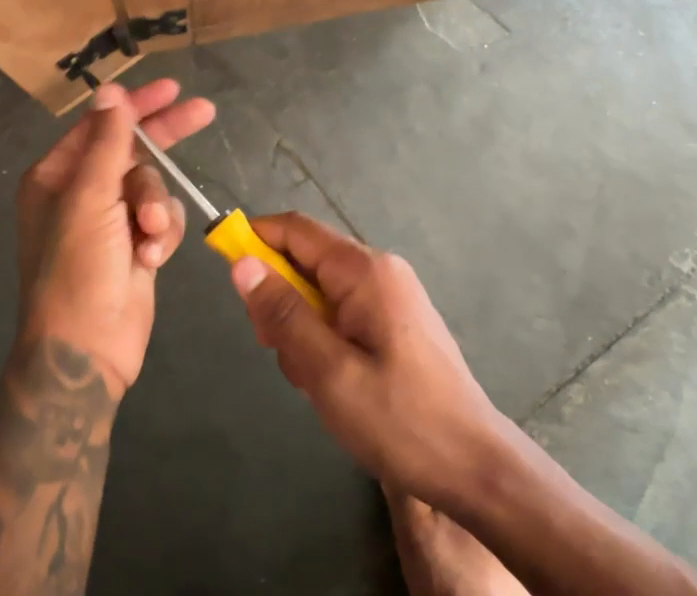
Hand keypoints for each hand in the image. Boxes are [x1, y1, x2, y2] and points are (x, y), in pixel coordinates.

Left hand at [16, 79, 215, 390]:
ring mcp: (111, 222)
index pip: (101, 126)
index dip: (136, 105)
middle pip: (133, 152)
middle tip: (204, 112)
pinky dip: (163, 238)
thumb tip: (110, 92)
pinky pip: (164, 222)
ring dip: (158, 211)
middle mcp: (82, 194)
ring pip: (154, 189)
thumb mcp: (89, 200)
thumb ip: (106, 143)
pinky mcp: (137, 247)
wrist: (86, 350)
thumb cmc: (76, 270)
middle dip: (164, 141)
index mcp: (57, 177)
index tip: (173, 88)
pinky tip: (152, 261)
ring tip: (150, 238)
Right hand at [229, 213, 505, 504]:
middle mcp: (379, 272)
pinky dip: (322, 343)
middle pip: (305, 262)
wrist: (475, 467)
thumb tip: (241, 263)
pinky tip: (333, 384)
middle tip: (280, 351)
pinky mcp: (394, 325)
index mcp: (364, 272)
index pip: (295, 230)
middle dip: (279, 301)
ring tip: (315, 381)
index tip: (221, 265)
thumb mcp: (328, 371)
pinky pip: (339, 316)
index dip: (253, 238)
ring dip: (301, 331)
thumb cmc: (400, 420)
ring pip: (318, 295)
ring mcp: (390, 298)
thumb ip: (283, 314)